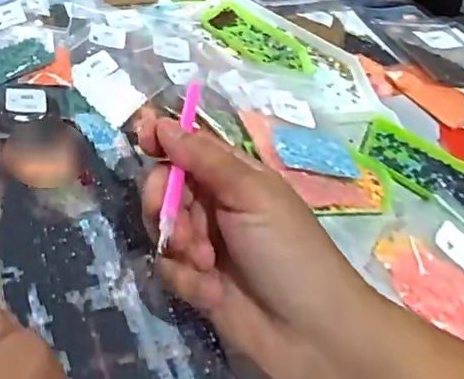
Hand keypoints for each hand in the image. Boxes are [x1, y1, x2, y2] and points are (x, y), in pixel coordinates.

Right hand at [139, 117, 385, 378]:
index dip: (160, 137)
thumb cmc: (292, 253)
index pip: (185, 143)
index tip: (143, 139)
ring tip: (205, 263)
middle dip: (163, 199)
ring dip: (177, 241)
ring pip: (161, 223)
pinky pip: (167, 265)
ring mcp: (202, 242)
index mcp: (229, 173)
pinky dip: (185, 277)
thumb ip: (203, 157)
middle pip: (163, 181)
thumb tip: (161, 122)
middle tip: (180, 222)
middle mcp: (212, 202)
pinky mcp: (196, 281)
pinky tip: (211, 291)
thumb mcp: (252, 195)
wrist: (320, 341)